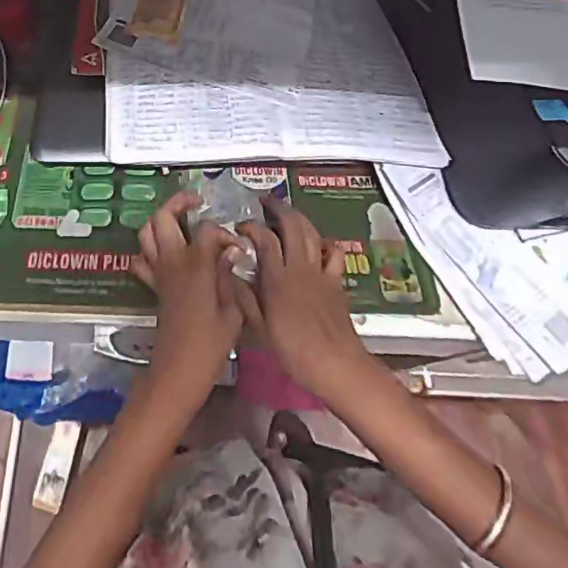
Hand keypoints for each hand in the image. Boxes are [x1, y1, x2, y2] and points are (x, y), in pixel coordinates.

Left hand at [133, 192, 250, 395]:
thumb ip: (229, 276)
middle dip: (179, 203)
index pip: (207, 229)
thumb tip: (231, 252)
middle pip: (163, 217)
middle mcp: (172, 261)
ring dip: (160, 221)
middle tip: (197, 203)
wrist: (178, 370)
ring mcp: (159, 272)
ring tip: (181, 221)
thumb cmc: (210, 345)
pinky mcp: (153, 286)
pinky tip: (166, 253)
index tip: (238, 250)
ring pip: (146, 232)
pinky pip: (142, 259)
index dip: (224, 233)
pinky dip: (149, 251)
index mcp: (196, 264)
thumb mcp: (233, 312)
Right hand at [238, 198, 380, 406]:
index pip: (264, 239)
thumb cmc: (293, 351)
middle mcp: (300, 268)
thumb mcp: (260, 329)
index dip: (251, 227)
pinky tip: (318, 244)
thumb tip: (230, 273)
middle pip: (293, 225)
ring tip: (288, 213)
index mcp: (278, 279)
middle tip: (266, 202)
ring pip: (313, 233)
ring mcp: (322, 273)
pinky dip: (326, 243)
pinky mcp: (336, 282)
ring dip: (300, 218)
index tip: (240, 227)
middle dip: (279, 208)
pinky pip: (334, 253)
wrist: (337, 365)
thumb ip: (245, 298)